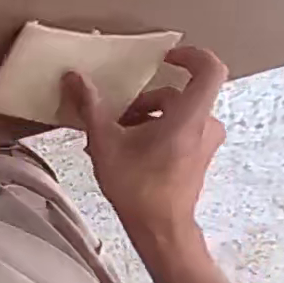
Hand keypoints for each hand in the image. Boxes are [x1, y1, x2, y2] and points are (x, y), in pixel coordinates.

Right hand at [62, 46, 227, 243]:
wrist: (159, 227)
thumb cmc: (136, 186)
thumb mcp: (104, 142)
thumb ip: (90, 106)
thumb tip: (74, 78)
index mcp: (189, 116)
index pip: (209, 69)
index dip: (190, 55)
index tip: (165, 57)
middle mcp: (205, 125)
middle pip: (176, 96)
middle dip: (141, 102)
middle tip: (113, 117)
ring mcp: (205, 142)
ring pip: (174, 114)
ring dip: (143, 119)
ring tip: (113, 138)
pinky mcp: (199, 155)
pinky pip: (178, 131)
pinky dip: (153, 132)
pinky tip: (125, 150)